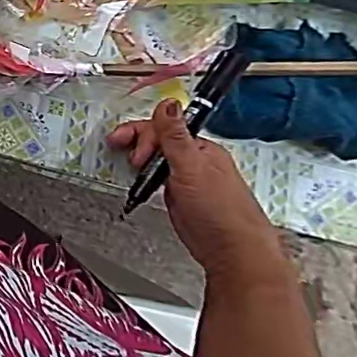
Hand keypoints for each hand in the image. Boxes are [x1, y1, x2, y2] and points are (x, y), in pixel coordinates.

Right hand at [108, 100, 289, 288]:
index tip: (124, 143)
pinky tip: (137, 181)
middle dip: (137, 145)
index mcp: (201, 148)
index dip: (142, 133)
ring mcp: (185, 177)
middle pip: (157, 140)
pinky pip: (154, 177)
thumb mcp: (192, 168)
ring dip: (138, 159)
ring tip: (130, 168)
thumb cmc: (221, 211)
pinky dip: (142, 176)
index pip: (164, 127)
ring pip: (154, 158)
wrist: (232, 252)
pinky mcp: (177, 195)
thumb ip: (175, 136)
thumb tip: (169, 104)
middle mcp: (194, 159)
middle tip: (129, 159)